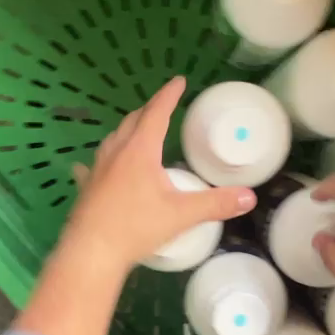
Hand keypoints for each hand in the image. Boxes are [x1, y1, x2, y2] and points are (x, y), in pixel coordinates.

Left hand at [60, 76, 256, 272]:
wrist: (92, 252)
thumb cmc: (136, 227)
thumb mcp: (181, 215)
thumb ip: (215, 204)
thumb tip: (249, 197)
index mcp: (140, 151)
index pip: (157, 113)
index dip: (169, 96)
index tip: (179, 82)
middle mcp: (116, 153)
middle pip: (133, 122)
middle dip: (149, 111)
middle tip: (162, 108)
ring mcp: (96, 170)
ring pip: (112, 141)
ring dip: (126, 132)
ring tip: (136, 133)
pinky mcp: (85, 188)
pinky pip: (90, 168)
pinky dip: (98, 163)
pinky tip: (90, 168)